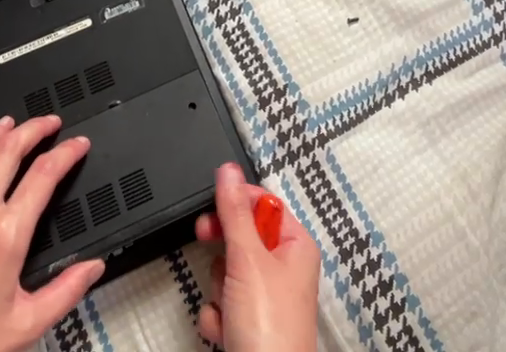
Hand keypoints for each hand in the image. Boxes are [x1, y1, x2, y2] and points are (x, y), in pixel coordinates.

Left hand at [0, 115, 104, 351]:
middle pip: (6, 153)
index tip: (77, 144)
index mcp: (5, 237)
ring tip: (7, 125)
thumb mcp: (25, 326)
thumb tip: (92, 268)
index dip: (66, 153)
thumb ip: (65, 292)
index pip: (44, 175)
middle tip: (47, 122)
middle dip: (32, 130)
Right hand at [191, 163, 321, 351]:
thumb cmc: (272, 333)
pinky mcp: (247, 323)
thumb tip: (229, 172)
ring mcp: (265, 298)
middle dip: (222, 249)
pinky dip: (217, 314)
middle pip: (241, 235)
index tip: (214, 203)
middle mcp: (283, 269)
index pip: (263, 203)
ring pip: (227, 270)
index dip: (236, 201)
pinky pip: (221, 301)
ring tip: (228, 304)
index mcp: (295, 245)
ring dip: (218, 286)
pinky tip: (225, 327)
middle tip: (210, 242)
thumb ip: (235, 212)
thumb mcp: (248, 259)